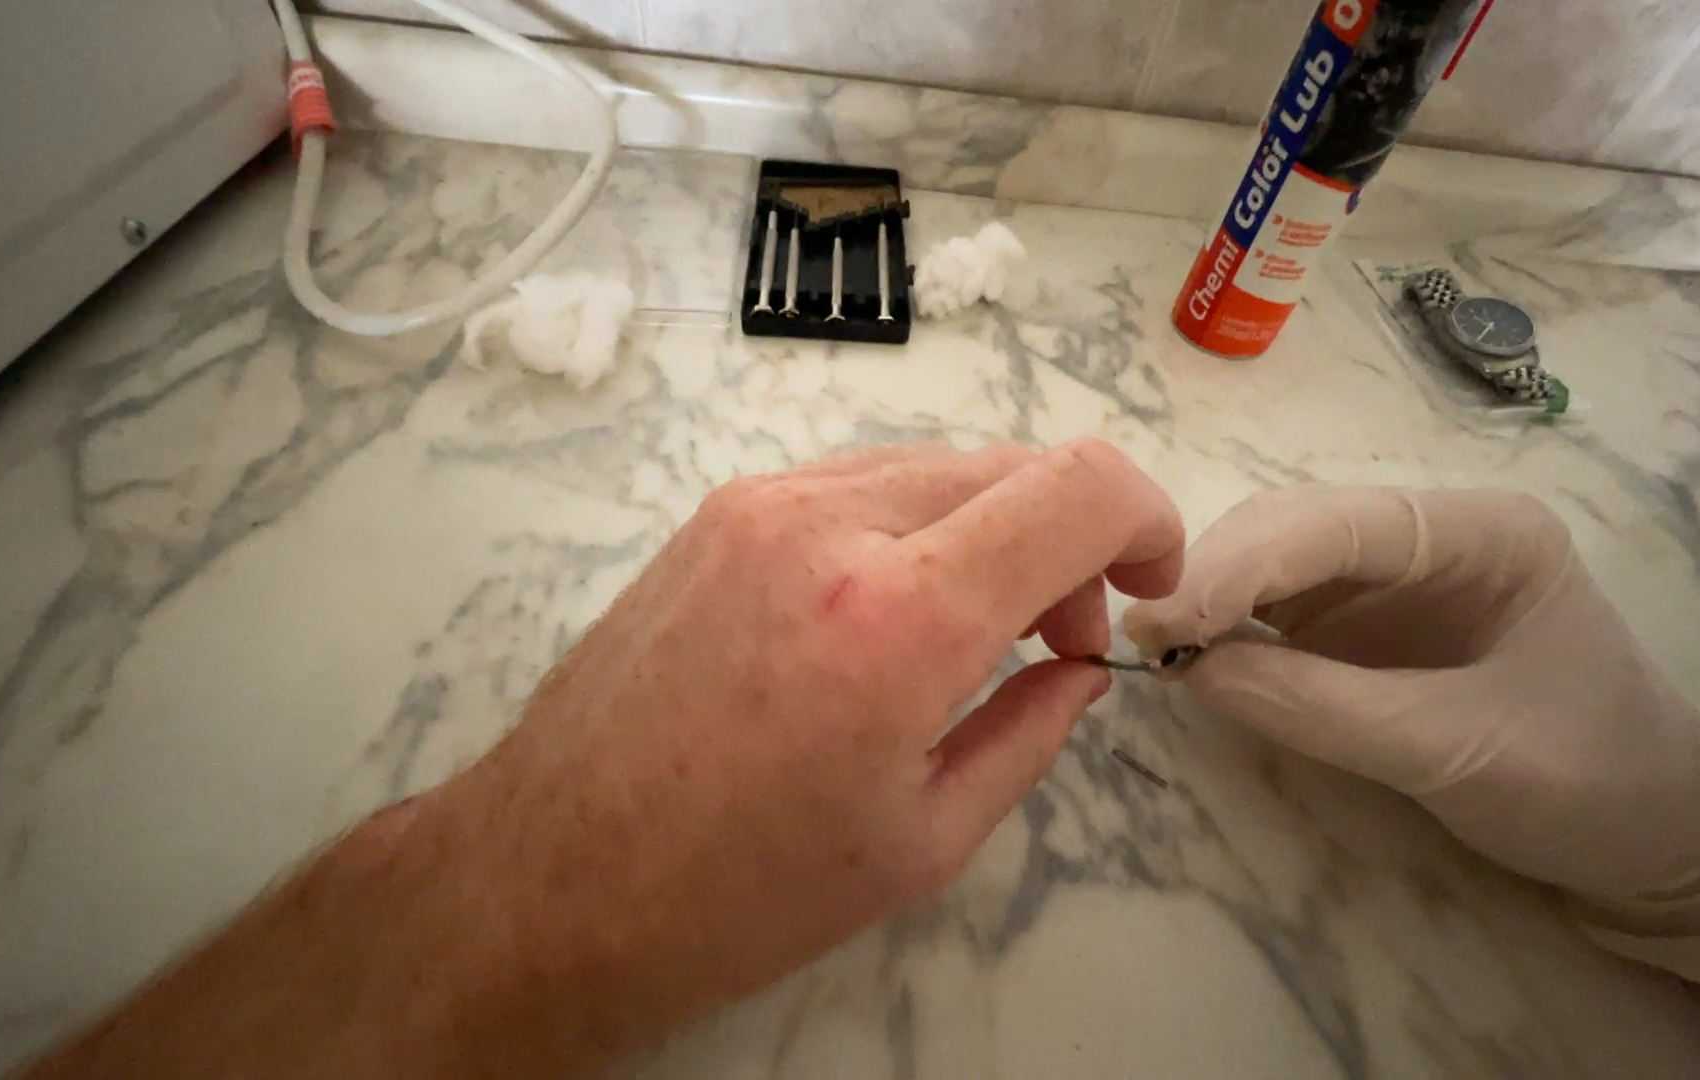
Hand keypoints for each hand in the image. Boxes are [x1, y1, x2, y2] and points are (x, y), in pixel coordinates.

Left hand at [431, 438, 1184, 1065]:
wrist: (550, 873)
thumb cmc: (743, 889)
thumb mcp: (928, 835)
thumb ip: (1031, 727)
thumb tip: (1078, 660)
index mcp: (898, 616)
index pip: (1079, 490)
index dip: (1148, 518)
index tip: (1150, 579)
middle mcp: (831, 523)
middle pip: (1014, 467)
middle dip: (1070, 539)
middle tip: (1057, 635)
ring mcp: (765, 500)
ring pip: (940, 465)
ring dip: (993, 528)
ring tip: (975, 626)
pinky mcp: (725, 506)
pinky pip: (865, 481)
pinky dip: (920, 522)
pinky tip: (897, 600)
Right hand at [1124, 486, 1699, 982]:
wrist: (1651, 829)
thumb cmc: (1588, 784)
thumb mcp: (1458, 752)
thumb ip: (1320, 707)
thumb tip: (1189, 671)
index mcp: (1477, 533)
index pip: (1332, 526)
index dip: (1239, 567)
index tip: (1162, 623)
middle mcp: (1420, 531)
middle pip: (1284, 525)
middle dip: (1211, 574)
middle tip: (1144, 635)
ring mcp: (1380, 568)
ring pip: (1264, 552)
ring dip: (1204, 591)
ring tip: (1157, 641)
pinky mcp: (1350, 610)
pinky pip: (1266, 596)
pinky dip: (1219, 618)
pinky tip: (1189, 644)